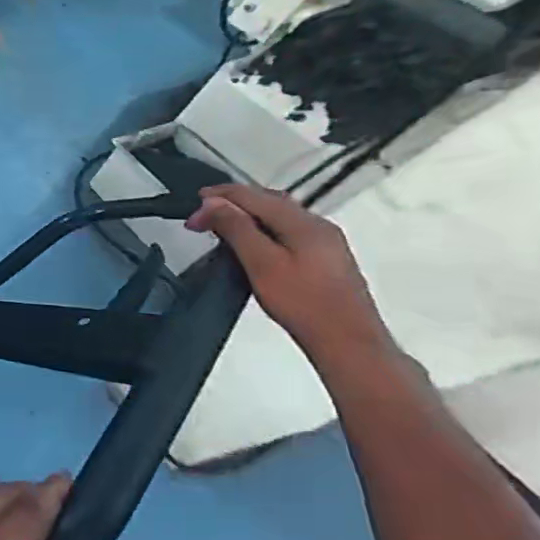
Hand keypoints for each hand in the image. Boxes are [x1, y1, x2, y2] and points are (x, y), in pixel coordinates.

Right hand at [185, 183, 391, 361]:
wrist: (349, 344)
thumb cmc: (302, 304)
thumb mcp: (262, 263)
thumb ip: (237, 228)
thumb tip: (213, 202)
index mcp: (303, 223)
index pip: (252, 196)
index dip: (217, 198)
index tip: (190, 213)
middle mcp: (318, 225)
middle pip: (268, 200)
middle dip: (232, 202)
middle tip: (201, 217)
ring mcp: (326, 242)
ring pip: (279, 215)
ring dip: (246, 215)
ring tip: (220, 227)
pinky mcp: (326, 260)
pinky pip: (287, 230)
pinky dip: (261, 228)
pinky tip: (251, 243)